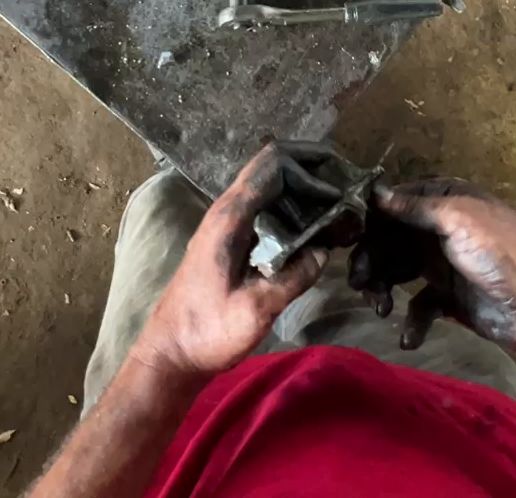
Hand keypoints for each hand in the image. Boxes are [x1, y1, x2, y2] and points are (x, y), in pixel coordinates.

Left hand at [126, 144, 337, 379]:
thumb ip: (293, 278)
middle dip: (311, 166)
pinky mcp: (233, 236)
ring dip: (304, 185)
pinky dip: (294, 205)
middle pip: (273, 163)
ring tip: (339, 203)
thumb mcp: (255, 311)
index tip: (338, 191)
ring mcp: (229, 220)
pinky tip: (317, 226)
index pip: (273, 163)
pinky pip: (267, 205)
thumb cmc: (206, 332)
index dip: (309, 168)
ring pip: (271, 182)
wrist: (169, 352)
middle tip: (346, 184)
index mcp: (231, 216)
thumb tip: (324, 251)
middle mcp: (228, 208)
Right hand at [348, 179, 515, 365]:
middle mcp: (441, 227)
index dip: (372, 217)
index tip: (347, 235)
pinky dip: (411, 320)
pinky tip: (408, 337)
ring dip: (385, 288)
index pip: (398, 202)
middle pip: (392, 238)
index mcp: (447, 199)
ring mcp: (443, 262)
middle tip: (358, 282)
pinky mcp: (448, 297)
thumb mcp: (458, 220)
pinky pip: (419, 304)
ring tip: (379, 309)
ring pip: (399, 269)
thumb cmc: (499, 253)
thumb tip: (376, 193)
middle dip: (373, 258)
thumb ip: (416, 207)